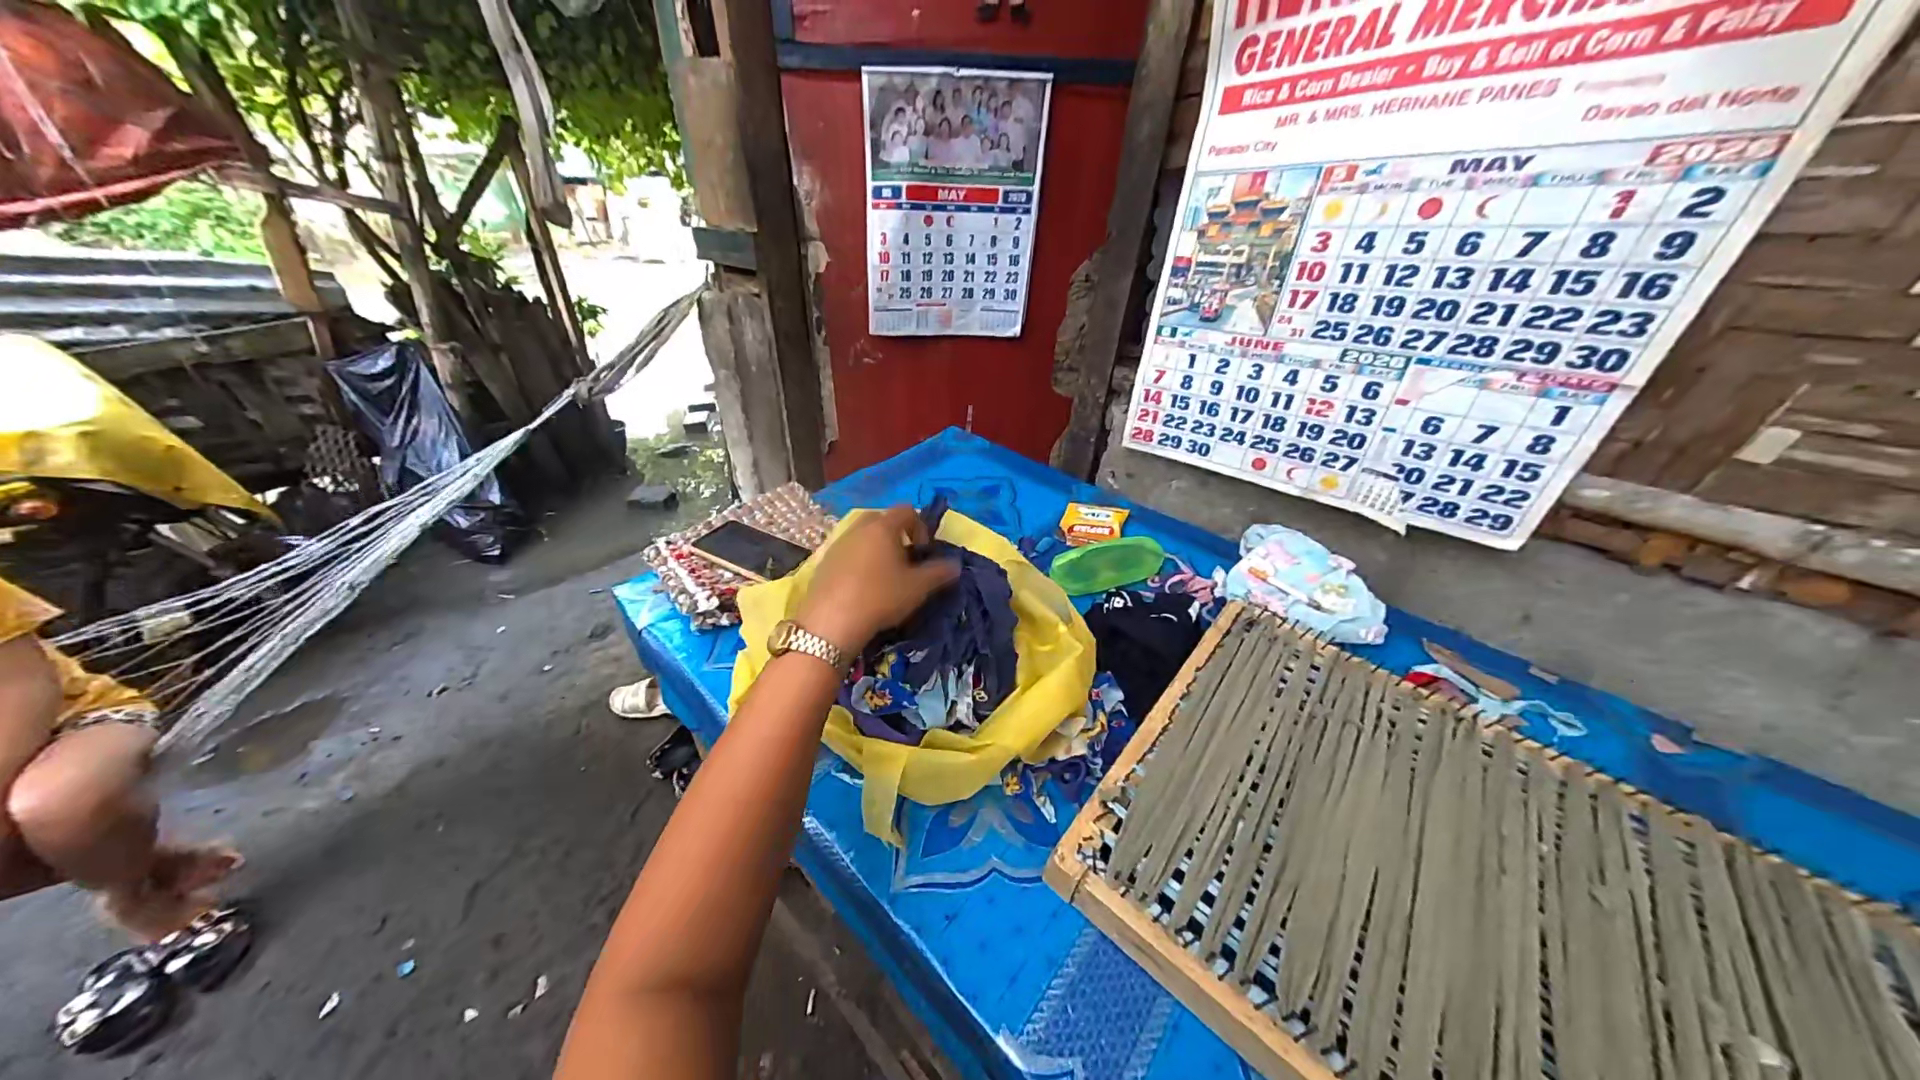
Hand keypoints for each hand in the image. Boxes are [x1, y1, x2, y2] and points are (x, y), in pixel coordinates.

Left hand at [794, 505, 959, 653]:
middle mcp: (858, 528)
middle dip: (897, 535)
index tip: (924, 552)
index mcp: (883, 526)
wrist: (831, 622)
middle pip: (882, 520)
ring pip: (863, 536)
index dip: (921, 527)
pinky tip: (862, 587)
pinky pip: (847, 552)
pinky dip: (859, 562)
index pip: (907, 510)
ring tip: (884, 577)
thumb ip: (939, 572)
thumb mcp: (918, 587)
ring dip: (877, 549)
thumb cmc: (880, 597)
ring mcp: (838, 544)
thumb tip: (955, 565)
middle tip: (905, 561)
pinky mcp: (823, 562)